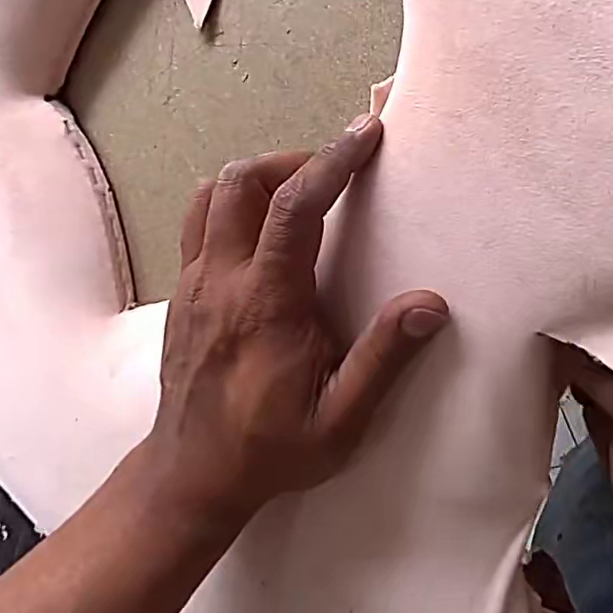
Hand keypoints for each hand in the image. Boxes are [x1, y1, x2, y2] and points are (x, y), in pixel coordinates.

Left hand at [145, 115, 449, 523]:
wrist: (191, 476)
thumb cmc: (270, 450)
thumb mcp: (341, 419)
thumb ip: (384, 359)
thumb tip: (429, 304)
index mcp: (266, 302)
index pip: (296, 206)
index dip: (334, 161)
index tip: (366, 135)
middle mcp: (221, 279)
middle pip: (242, 181)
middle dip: (293, 160)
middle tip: (334, 175)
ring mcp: (194, 282)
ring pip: (212, 193)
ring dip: (259, 178)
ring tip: (300, 195)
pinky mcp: (183, 291)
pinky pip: (199, 220)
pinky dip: (234, 204)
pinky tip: (264, 232)